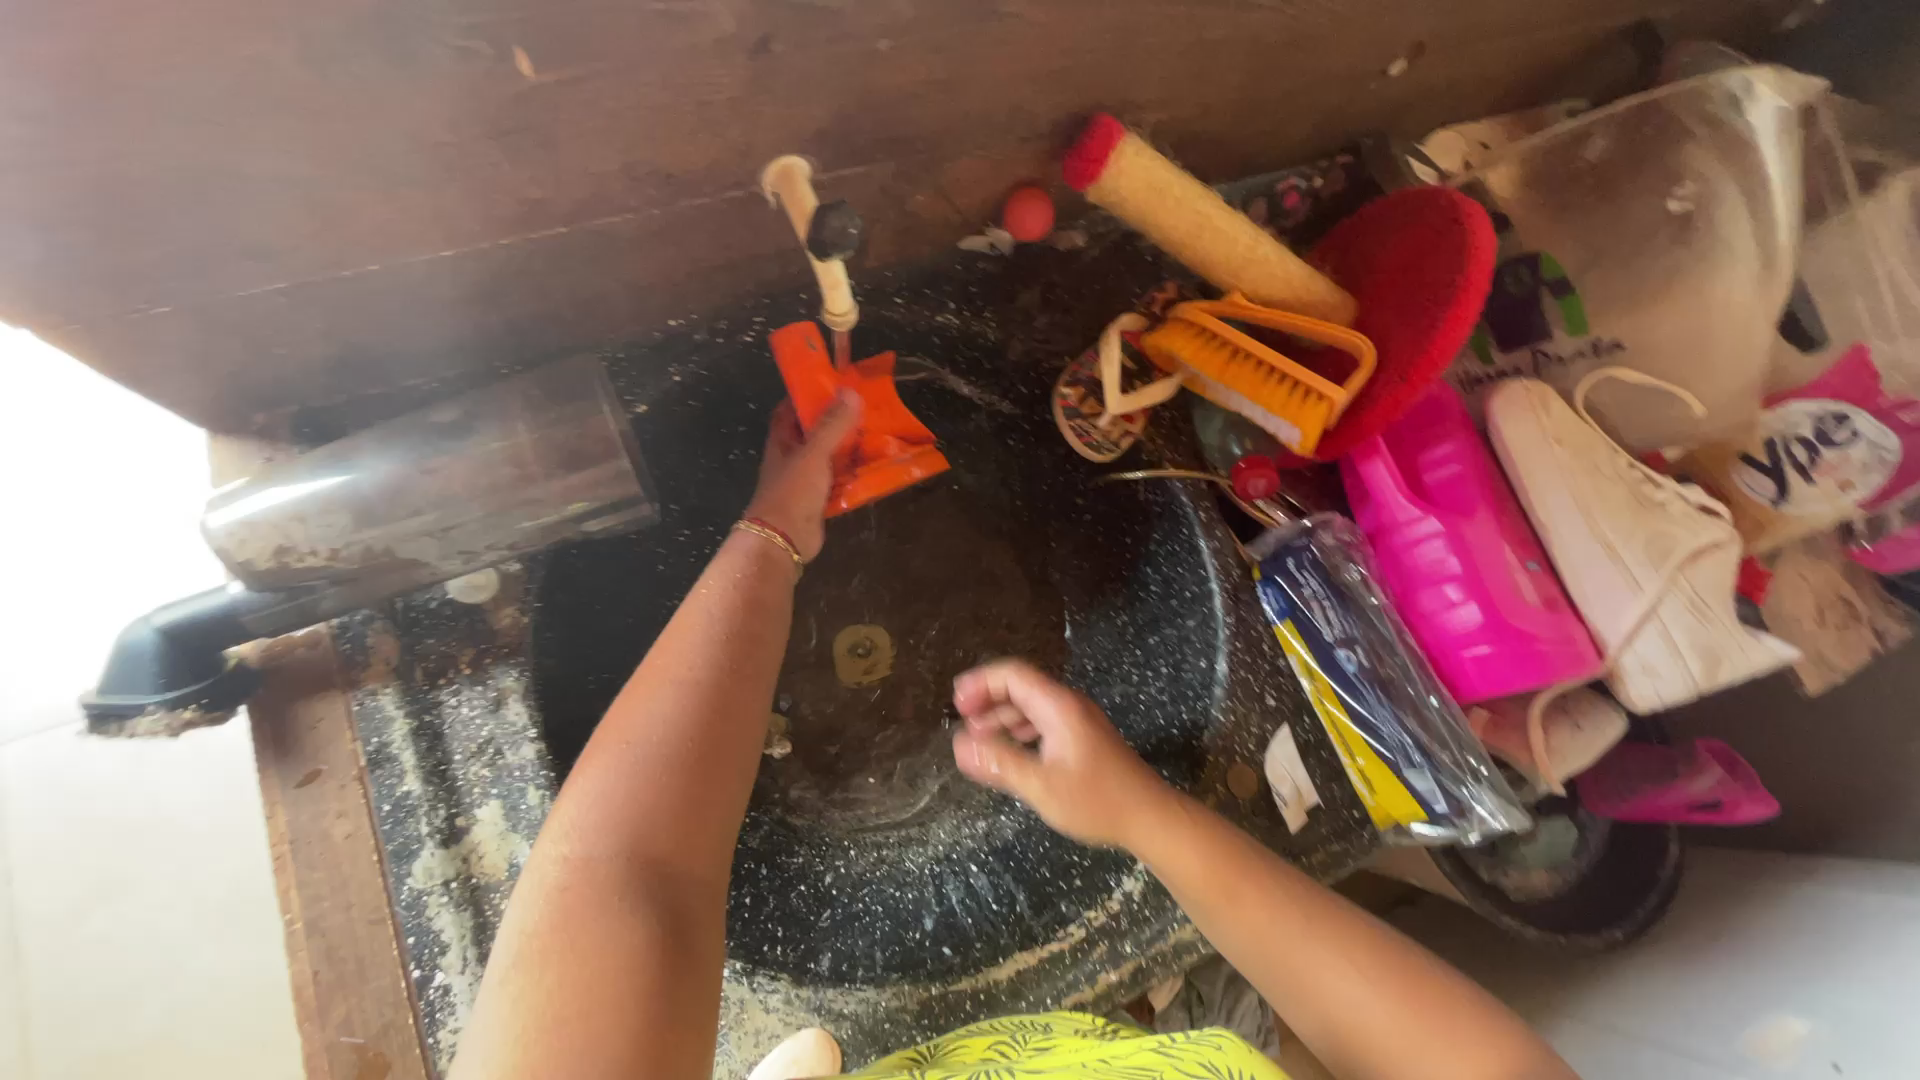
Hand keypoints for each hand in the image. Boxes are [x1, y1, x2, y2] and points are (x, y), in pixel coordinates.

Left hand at [744, 389, 861, 560]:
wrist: (784, 538)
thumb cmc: (792, 491)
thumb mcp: (814, 452)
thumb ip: (832, 425)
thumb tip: (850, 392)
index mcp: (781, 440)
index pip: (790, 409)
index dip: (807, 395)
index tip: (831, 385)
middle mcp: (791, 457)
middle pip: (814, 432)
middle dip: (836, 422)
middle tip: (864, 409)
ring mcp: (805, 480)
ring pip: (829, 457)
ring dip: (848, 449)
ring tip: (875, 434)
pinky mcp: (818, 500)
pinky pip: (838, 481)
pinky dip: (853, 475)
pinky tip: (873, 468)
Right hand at [950, 659, 1176, 848]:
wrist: (1150, 817)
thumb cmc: (1097, 801)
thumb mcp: (1041, 785)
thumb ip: (999, 763)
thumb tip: (958, 745)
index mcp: (1058, 707)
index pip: (1014, 675)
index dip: (981, 682)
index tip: (957, 702)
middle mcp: (1068, 706)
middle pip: (1021, 687)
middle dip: (988, 699)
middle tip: (962, 721)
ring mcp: (1078, 721)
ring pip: (1032, 706)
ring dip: (1002, 717)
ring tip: (978, 737)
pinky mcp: (1083, 739)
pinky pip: (1043, 722)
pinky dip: (1020, 730)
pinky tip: (1010, 750)